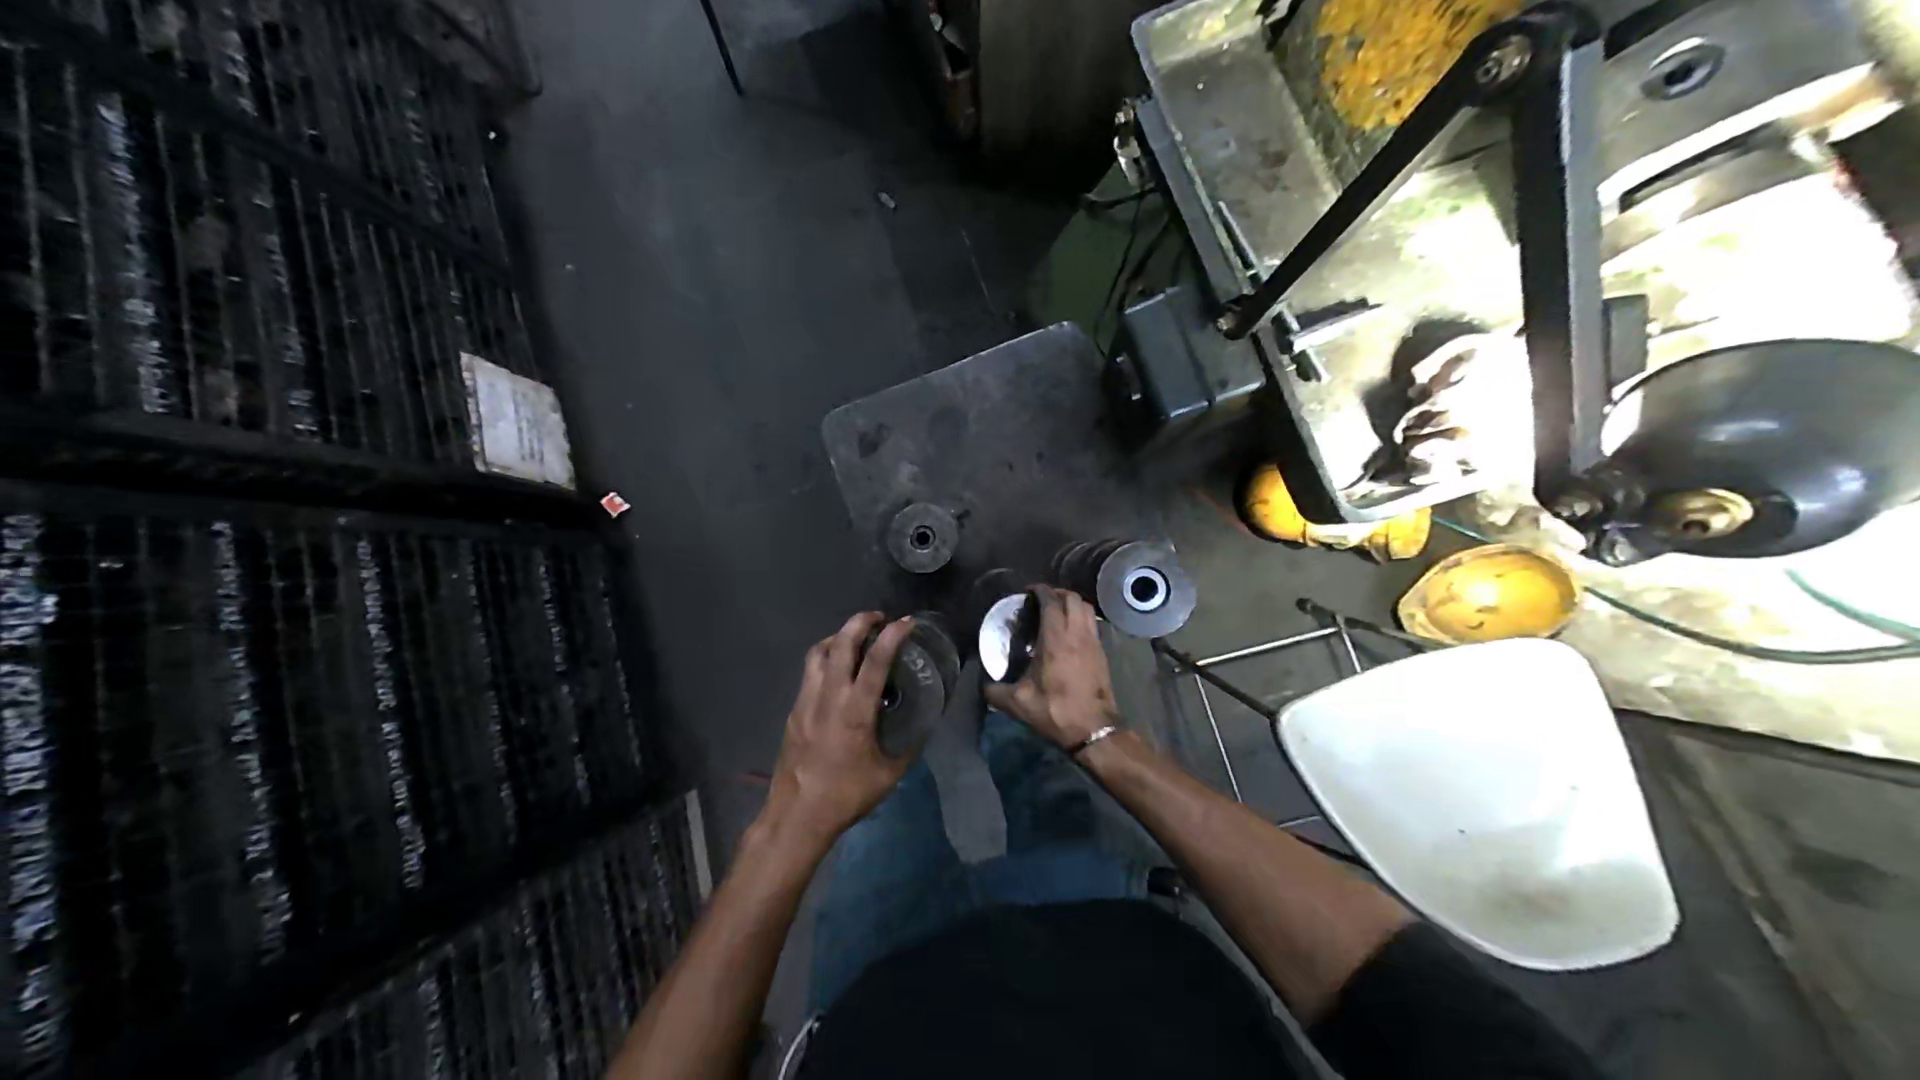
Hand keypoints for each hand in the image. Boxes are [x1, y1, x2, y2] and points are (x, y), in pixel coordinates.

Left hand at [761, 612, 916, 848]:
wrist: (797, 816)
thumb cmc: (846, 796)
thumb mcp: (889, 774)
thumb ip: (908, 746)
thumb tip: (924, 728)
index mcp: (855, 711)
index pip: (875, 661)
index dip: (893, 635)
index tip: (906, 622)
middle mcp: (828, 697)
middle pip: (840, 644)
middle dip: (860, 621)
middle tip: (879, 617)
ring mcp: (806, 702)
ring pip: (818, 653)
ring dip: (838, 637)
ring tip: (855, 638)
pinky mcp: (795, 711)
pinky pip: (809, 673)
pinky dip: (825, 659)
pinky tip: (837, 672)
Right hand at [985, 587, 1117, 749]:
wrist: (1094, 729)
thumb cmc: (1055, 711)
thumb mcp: (1018, 703)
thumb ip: (995, 691)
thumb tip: (983, 685)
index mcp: (1055, 639)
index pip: (1051, 601)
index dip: (1040, 590)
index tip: (1028, 591)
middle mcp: (1077, 634)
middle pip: (1073, 597)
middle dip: (1057, 592)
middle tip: (1042, 599)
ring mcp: (1093, 642)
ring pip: (1086, 608)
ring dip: (1072, 603)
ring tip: (1057, 611)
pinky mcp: (1102, 653)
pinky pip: (1093, 623)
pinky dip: (1081, 618)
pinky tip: (1070, 632)